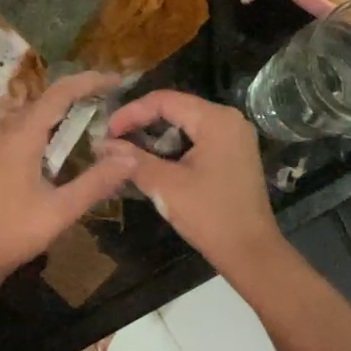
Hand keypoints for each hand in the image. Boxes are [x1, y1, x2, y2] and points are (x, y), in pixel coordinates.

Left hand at [0, 72, 136, 283]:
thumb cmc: (16, 230)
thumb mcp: (62, 208)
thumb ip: (97, 181)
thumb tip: (130, 158)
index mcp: (23, 136)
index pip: (59, 94)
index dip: (88, 82)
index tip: (115, 81)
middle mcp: (6, 133)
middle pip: (43, 100)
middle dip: (75, 95)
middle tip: (105, 102)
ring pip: (26, 113)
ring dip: (53, 109)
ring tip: (79, 117)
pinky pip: (11, 129)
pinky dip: (31, 124)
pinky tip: (39, 138)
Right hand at [103, 90, 285, 275]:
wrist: (249, 250)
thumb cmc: (209, 215)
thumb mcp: (166, 186)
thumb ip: (133, 161)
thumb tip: (102, 146)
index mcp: (216, 120)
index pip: (165, 100)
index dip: (131, 113)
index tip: (106, 132)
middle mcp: (229, 120)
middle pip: (176, 110)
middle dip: (141, 125)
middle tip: (113, 143)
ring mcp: (234, 138)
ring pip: (186, 127)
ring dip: (155, 139)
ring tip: (126, 155)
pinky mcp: (233, 156)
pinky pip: (197, 142)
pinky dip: (173, 150)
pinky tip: (152, 165)